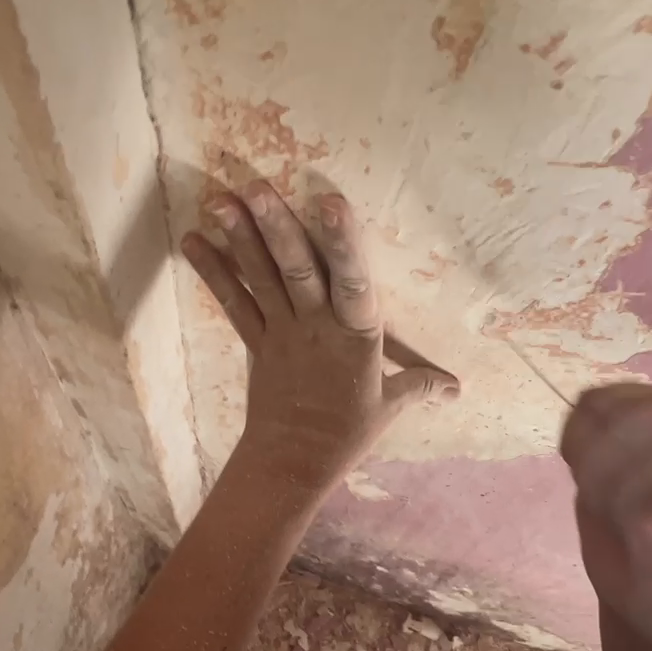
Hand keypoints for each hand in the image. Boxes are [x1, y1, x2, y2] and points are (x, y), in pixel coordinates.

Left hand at [180, 180, 459, 491]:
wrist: (293, 463)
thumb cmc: (346, 434)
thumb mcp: (391, 407)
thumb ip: (421, 384)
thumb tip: (459, 387)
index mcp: (357, 336)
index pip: (354, 282)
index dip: (343, 242)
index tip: (331, 202)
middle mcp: (316, 327)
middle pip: (298, 271)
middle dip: (279, 228)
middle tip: (257, 188)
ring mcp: (281, 333)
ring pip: (262, 280)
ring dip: (241, 239)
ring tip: (221, 199)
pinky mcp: (256, 343)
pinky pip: (234, 303)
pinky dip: (213, 273)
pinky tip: (192, 241)